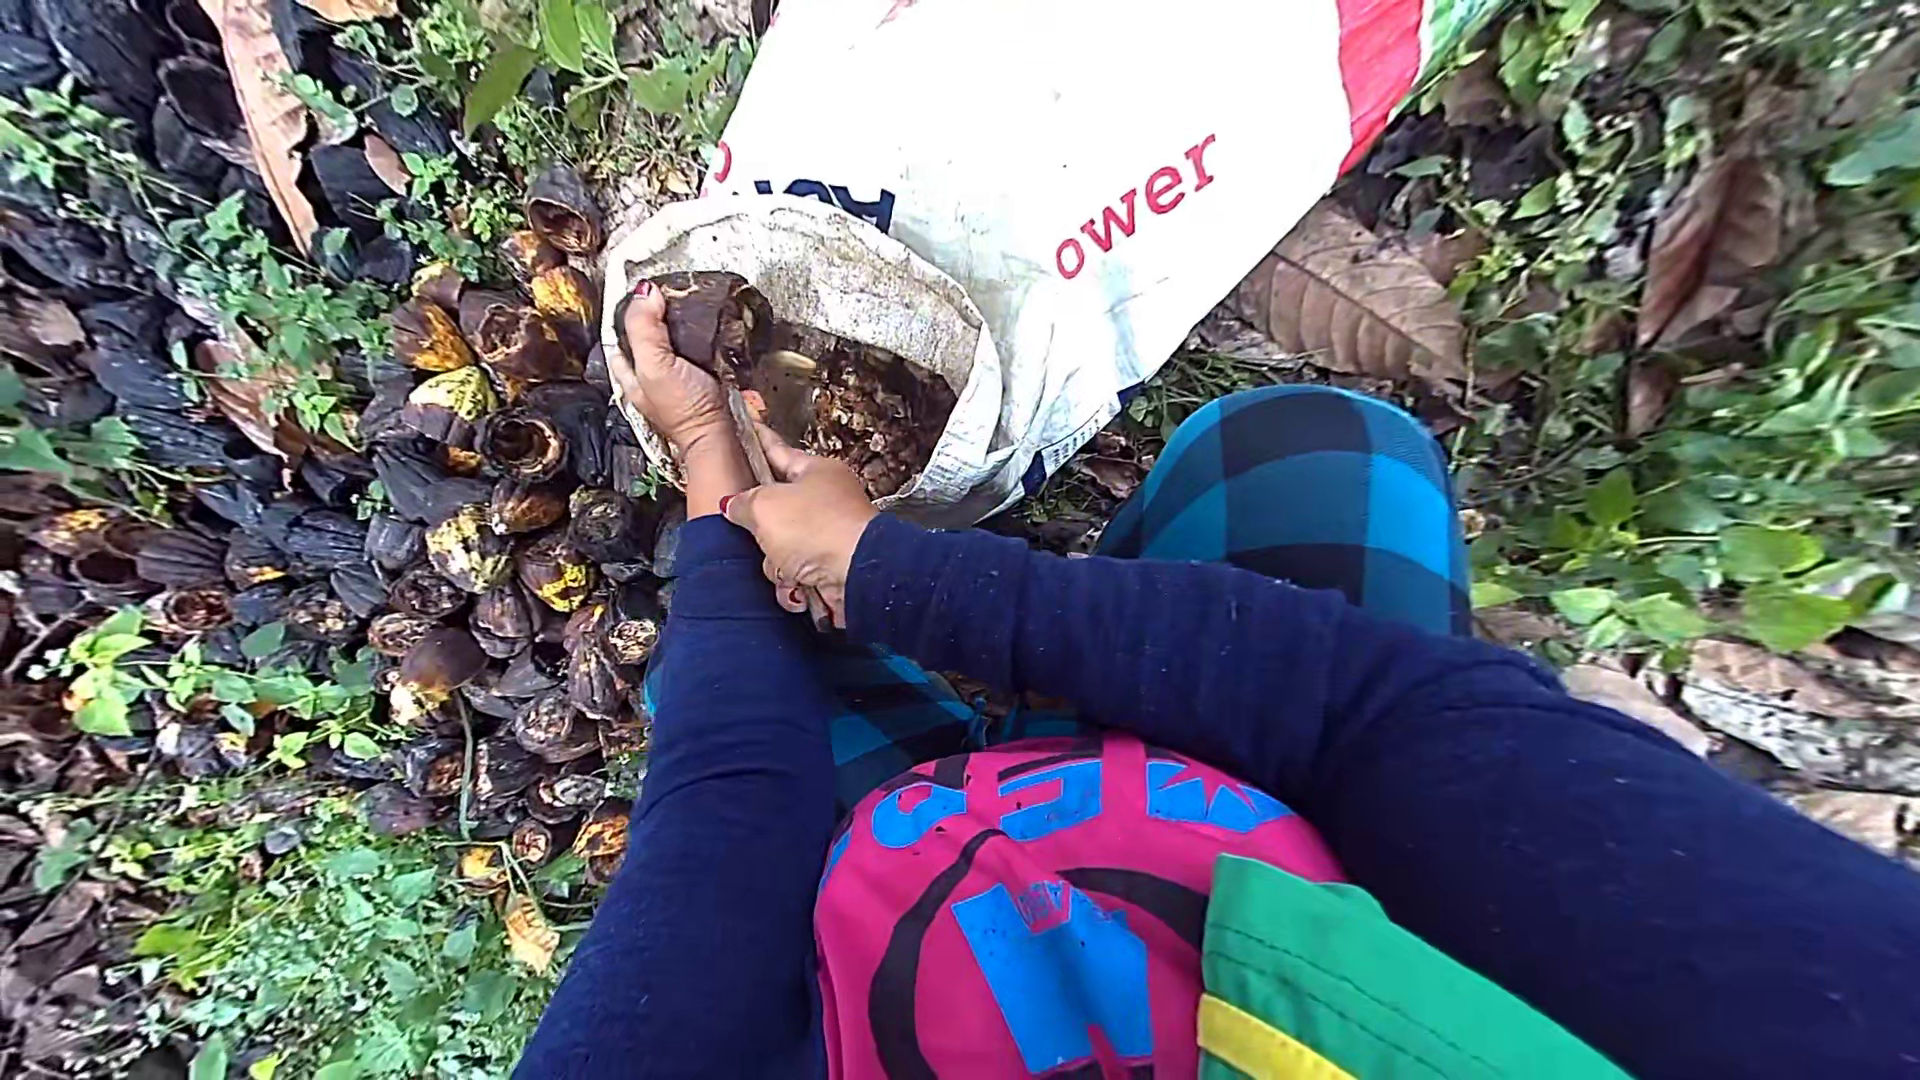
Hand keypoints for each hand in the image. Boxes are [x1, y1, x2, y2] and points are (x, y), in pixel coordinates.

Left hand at [610, 281, 730, 455]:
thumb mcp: (654, 365)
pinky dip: (707, 341)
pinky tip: (713, 333)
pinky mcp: (707, 381)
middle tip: (674, 297)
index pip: (620, 334)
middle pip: (650, 336)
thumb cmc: (685, 410)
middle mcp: (654, 376)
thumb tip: (646, 292)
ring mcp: (681, 379)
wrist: (722, 434)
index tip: (646, 291)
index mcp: (631, 373)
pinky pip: (703, 353)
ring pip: (677, 343)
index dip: (629, 312)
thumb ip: (644, 328)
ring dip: (686, 327)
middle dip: (660, 317)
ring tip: (695, 308)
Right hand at [721, 427, 877, 626]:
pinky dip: (793, 584)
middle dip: (762, 531)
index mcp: (816, 472)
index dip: (757, 441)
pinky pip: (794, 574)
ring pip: (778, 547)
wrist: (855, 576)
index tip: (747, 426)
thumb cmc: (816, 529)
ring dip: (776, 563)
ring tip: (788, 565)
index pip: (776, 451)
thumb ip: (742, 502)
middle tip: (762, 534)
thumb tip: (734, 506)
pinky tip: (799, 587)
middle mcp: (825, 501)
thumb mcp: (765, 506)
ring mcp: (827, 535)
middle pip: (773, 511)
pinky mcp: (828, 567)